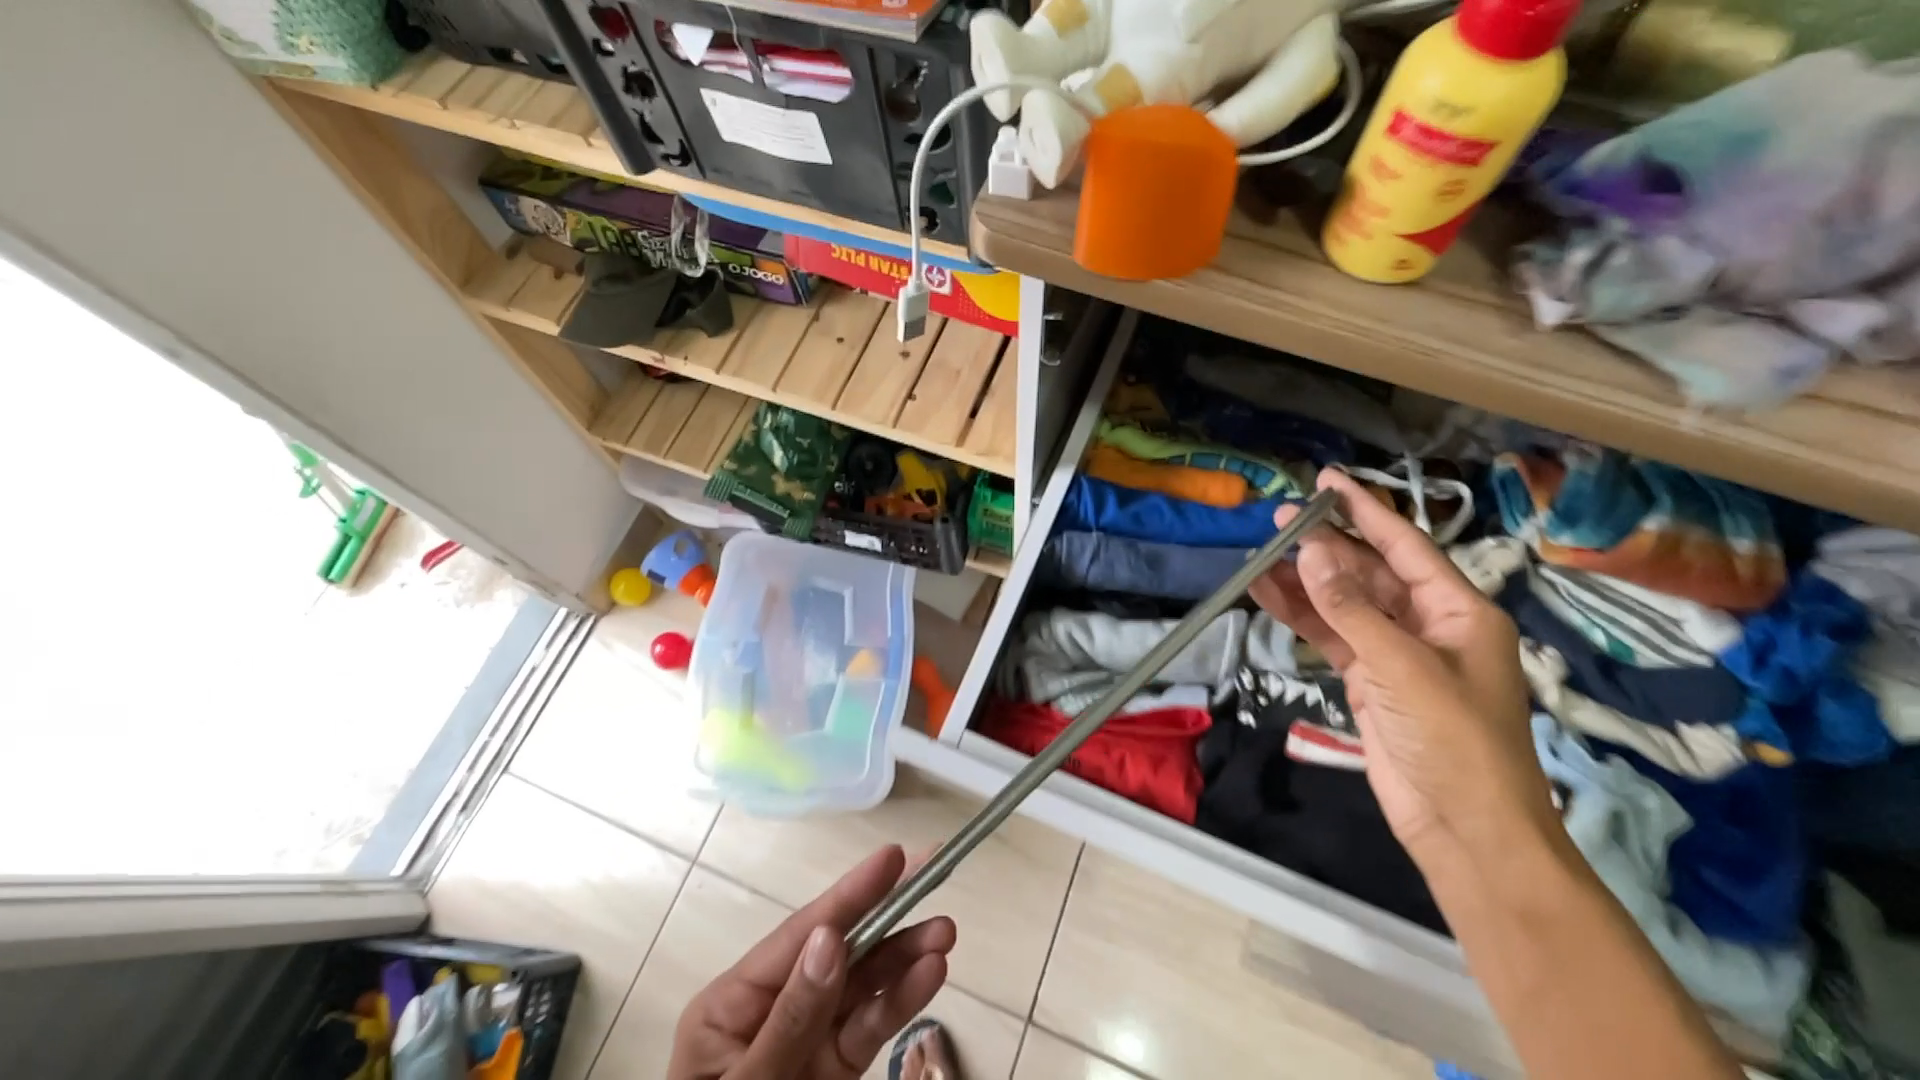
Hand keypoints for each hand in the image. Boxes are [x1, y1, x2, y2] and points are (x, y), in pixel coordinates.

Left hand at [669, 846, 954, 1079]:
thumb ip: (791, 1016)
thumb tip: (829, 938)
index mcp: (733, 1002)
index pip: (801, 935)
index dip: (850, 893)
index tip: (893, 857)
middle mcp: (774, 1010)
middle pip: (840, 952)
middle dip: (888, 918)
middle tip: (935, 879)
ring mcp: (808, 1041)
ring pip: (864, 988)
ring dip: (905, 957)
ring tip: (945, 933)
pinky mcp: (834, 1070)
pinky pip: (871, 1030)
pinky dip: (901, 1001)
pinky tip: (929, 975)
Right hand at [1250, 469, 1555, 864]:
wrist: (1465, 826)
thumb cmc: (1454, 739)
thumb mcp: (1403, 667)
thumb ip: (1352, 609)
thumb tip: (1311, 551)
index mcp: (1459, 610)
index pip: (1406, 546)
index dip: (1366, 511)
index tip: (1327, 481)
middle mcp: (1429, 624)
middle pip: (1371, 572)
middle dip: (1327, 546)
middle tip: (1280, 520)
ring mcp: (1396, 655)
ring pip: (1345, 604)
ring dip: (1307, 581)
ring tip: (1263, 556)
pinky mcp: (1370, 684)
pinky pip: (1333, 638)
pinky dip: (1303, 618)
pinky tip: (1270, 597)